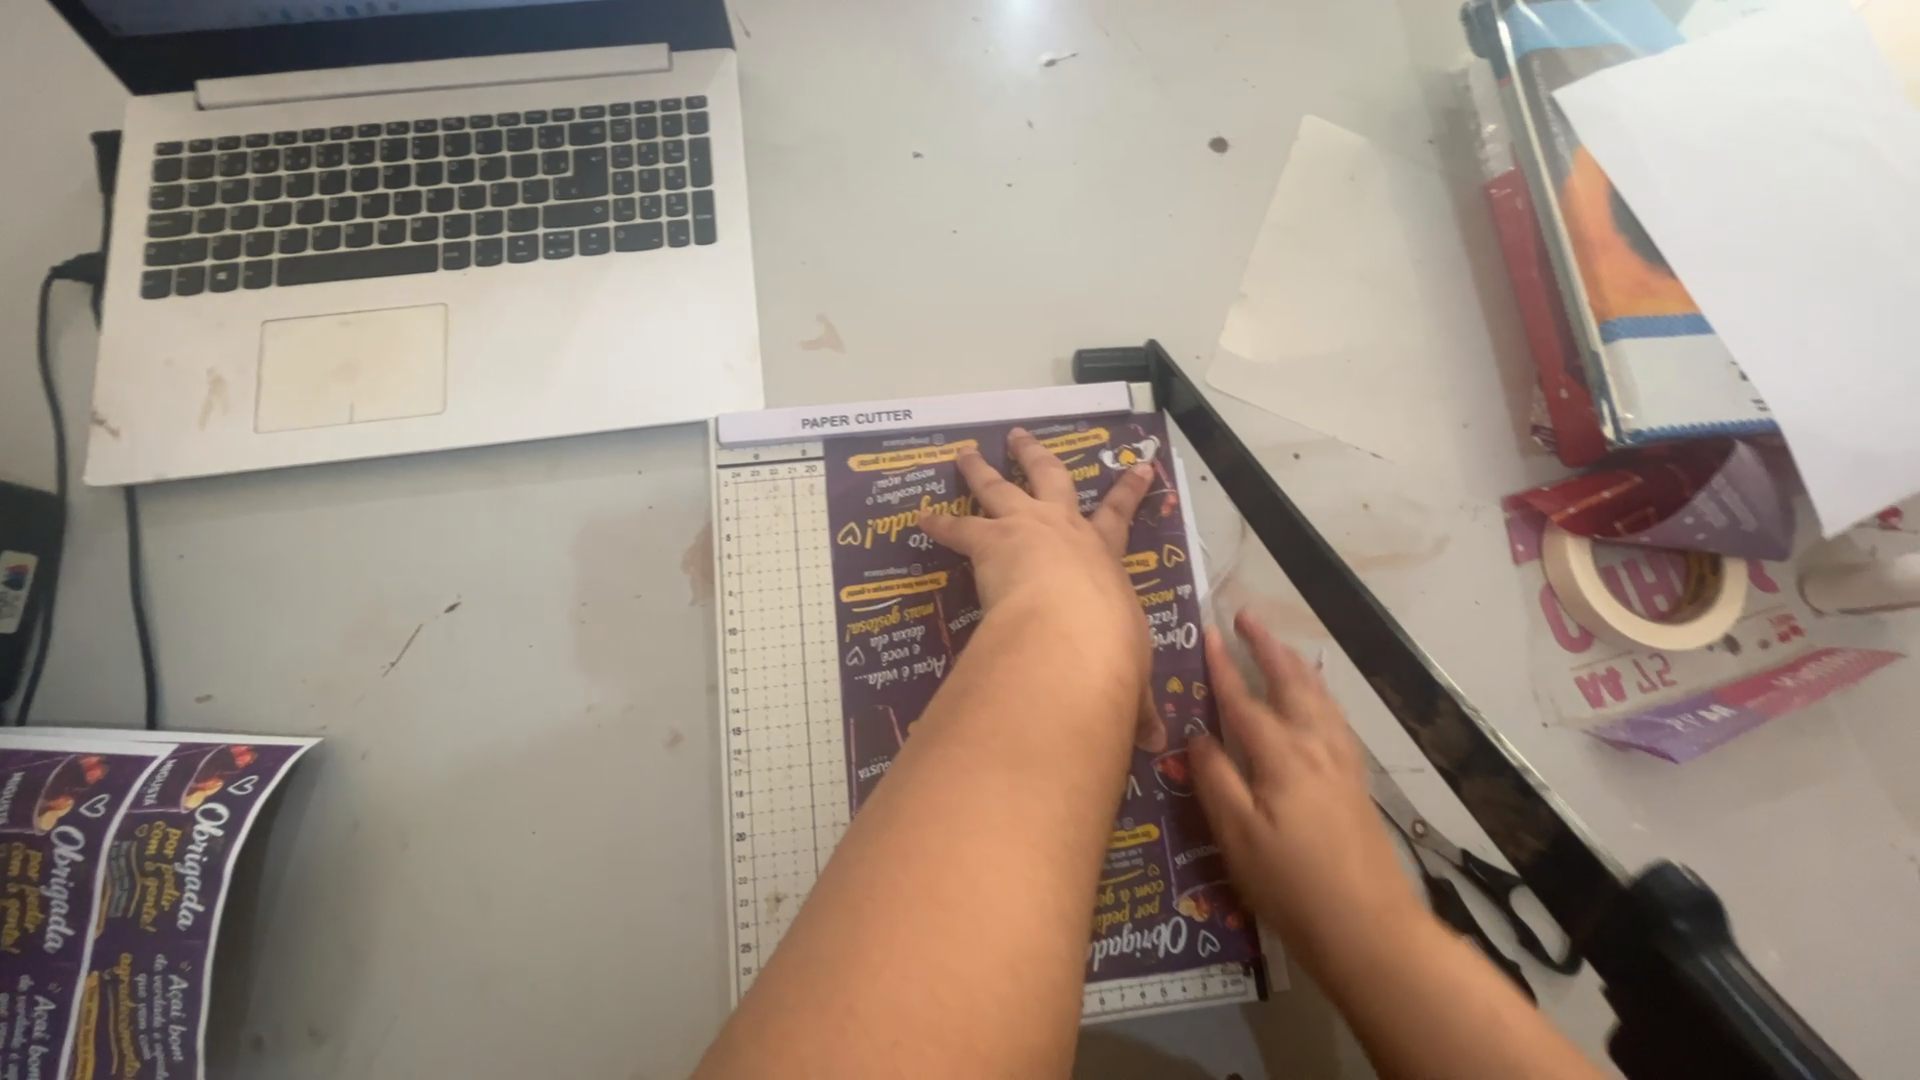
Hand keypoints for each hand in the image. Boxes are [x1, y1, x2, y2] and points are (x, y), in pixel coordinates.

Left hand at [918, 428, 1164, 749]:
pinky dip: (938, 522)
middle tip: (1021, 435)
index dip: (1131, 489)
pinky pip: (958, 527)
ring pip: (1000, 488)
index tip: (1141, 464)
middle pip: (1052, 479)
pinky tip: (919, 516)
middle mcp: (1065, 529)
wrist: (1074, 631)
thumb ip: (1134, 705)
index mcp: (1103, 555)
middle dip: (1037, 456)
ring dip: (981, 469)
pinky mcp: (990, 541)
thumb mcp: (1128, 673)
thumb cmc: (1109, 647)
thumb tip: (1151, 743)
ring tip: (965, 451)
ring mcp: (1026, 528)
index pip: (1120, 515)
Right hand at [1188, 612, 1421, 964]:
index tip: (1206, 632)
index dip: (1222, 666)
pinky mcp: (1356, 782)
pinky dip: (1322, 694)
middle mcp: (1316, 748)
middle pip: (1291, 684)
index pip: (1244, 699)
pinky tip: (1319, 702)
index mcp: (1283, 757)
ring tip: (1280, 646)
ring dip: (1296, 665)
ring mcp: (1343, 764)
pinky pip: (1336, 718)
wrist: (1372, 932)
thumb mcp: (1238, 836)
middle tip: (1247, 616)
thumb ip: (1215, 779)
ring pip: (1319, 698)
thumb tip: (1197, 735)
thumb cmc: (1293, 886)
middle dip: (1267, 648)